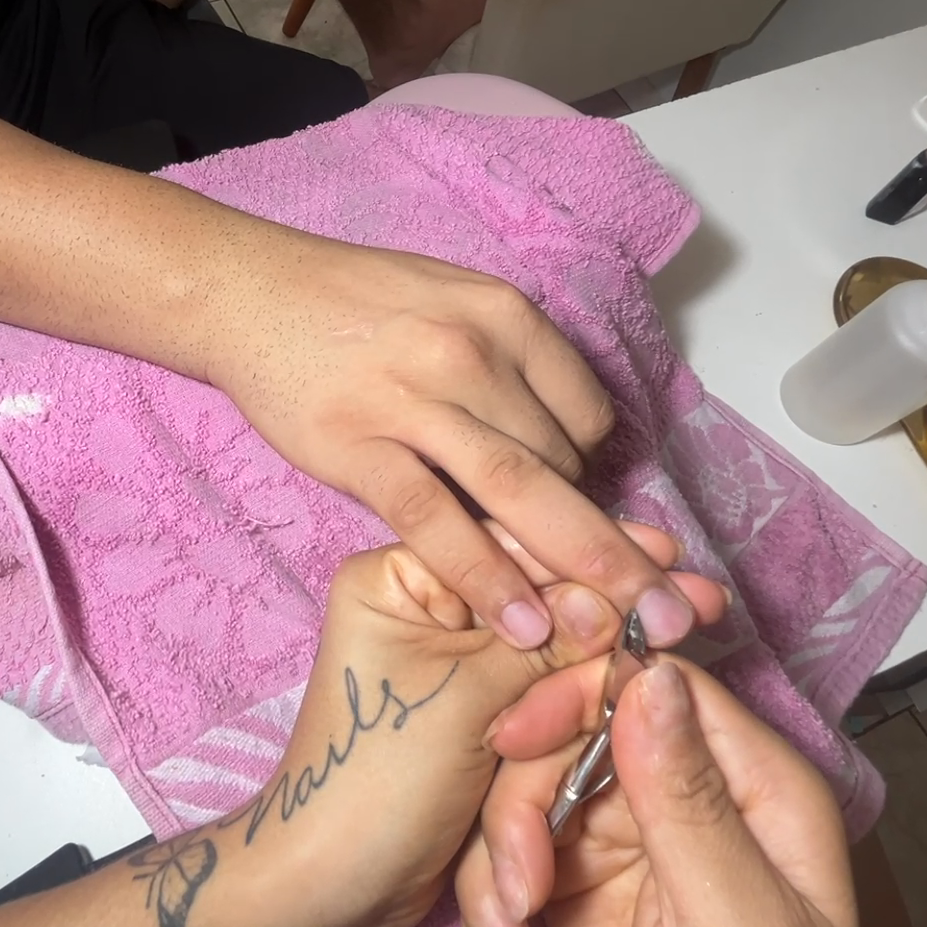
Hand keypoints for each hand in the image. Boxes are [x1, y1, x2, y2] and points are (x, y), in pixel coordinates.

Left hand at [201, 528, 730, 926]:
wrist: (338, 880)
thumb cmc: (380, 780)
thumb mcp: (465, 701)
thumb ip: (543, 646)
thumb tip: (616, 593)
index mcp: (396, 577)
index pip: (500, 546)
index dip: (582, 555)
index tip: (666, 557)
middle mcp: (420, 599)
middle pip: (527, 584)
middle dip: (609, 592)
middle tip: (697, 593)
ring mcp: (447, 648)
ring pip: (540, 629)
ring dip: (610, 629)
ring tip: (693, 615)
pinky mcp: (469, 695)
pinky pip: (535, 672)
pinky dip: (586, 669)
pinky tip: (644, 657)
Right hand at [207, 240, 703, 651]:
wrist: (253, 295)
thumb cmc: (349, 300)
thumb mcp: (446, 300)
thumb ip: (500, 358)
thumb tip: (539, 432)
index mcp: (502, 314)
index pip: (582, 412)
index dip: (593, 475)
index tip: (581, 513)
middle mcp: (470, 354)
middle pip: (561, 460)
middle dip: (618, 543)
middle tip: (673, 610)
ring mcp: (413, 401)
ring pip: (513, 491)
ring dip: (568, 566)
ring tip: (612, 632)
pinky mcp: (359, 446)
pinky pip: (434, 517)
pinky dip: (481, 573)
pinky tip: (514, 620)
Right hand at [455, 659, 858, 926]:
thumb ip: (690, 799)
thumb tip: (649, 673)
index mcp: (749, 785)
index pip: (653, 685)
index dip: (573, 697)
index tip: (512, 739)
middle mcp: (680, 792)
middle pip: (569, 733)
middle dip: (524, 806)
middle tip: (515, 887)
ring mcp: (621, 832)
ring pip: (524, 789)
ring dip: (500, 865)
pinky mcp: (572, 874)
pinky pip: (506, 848)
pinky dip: (493, 901)